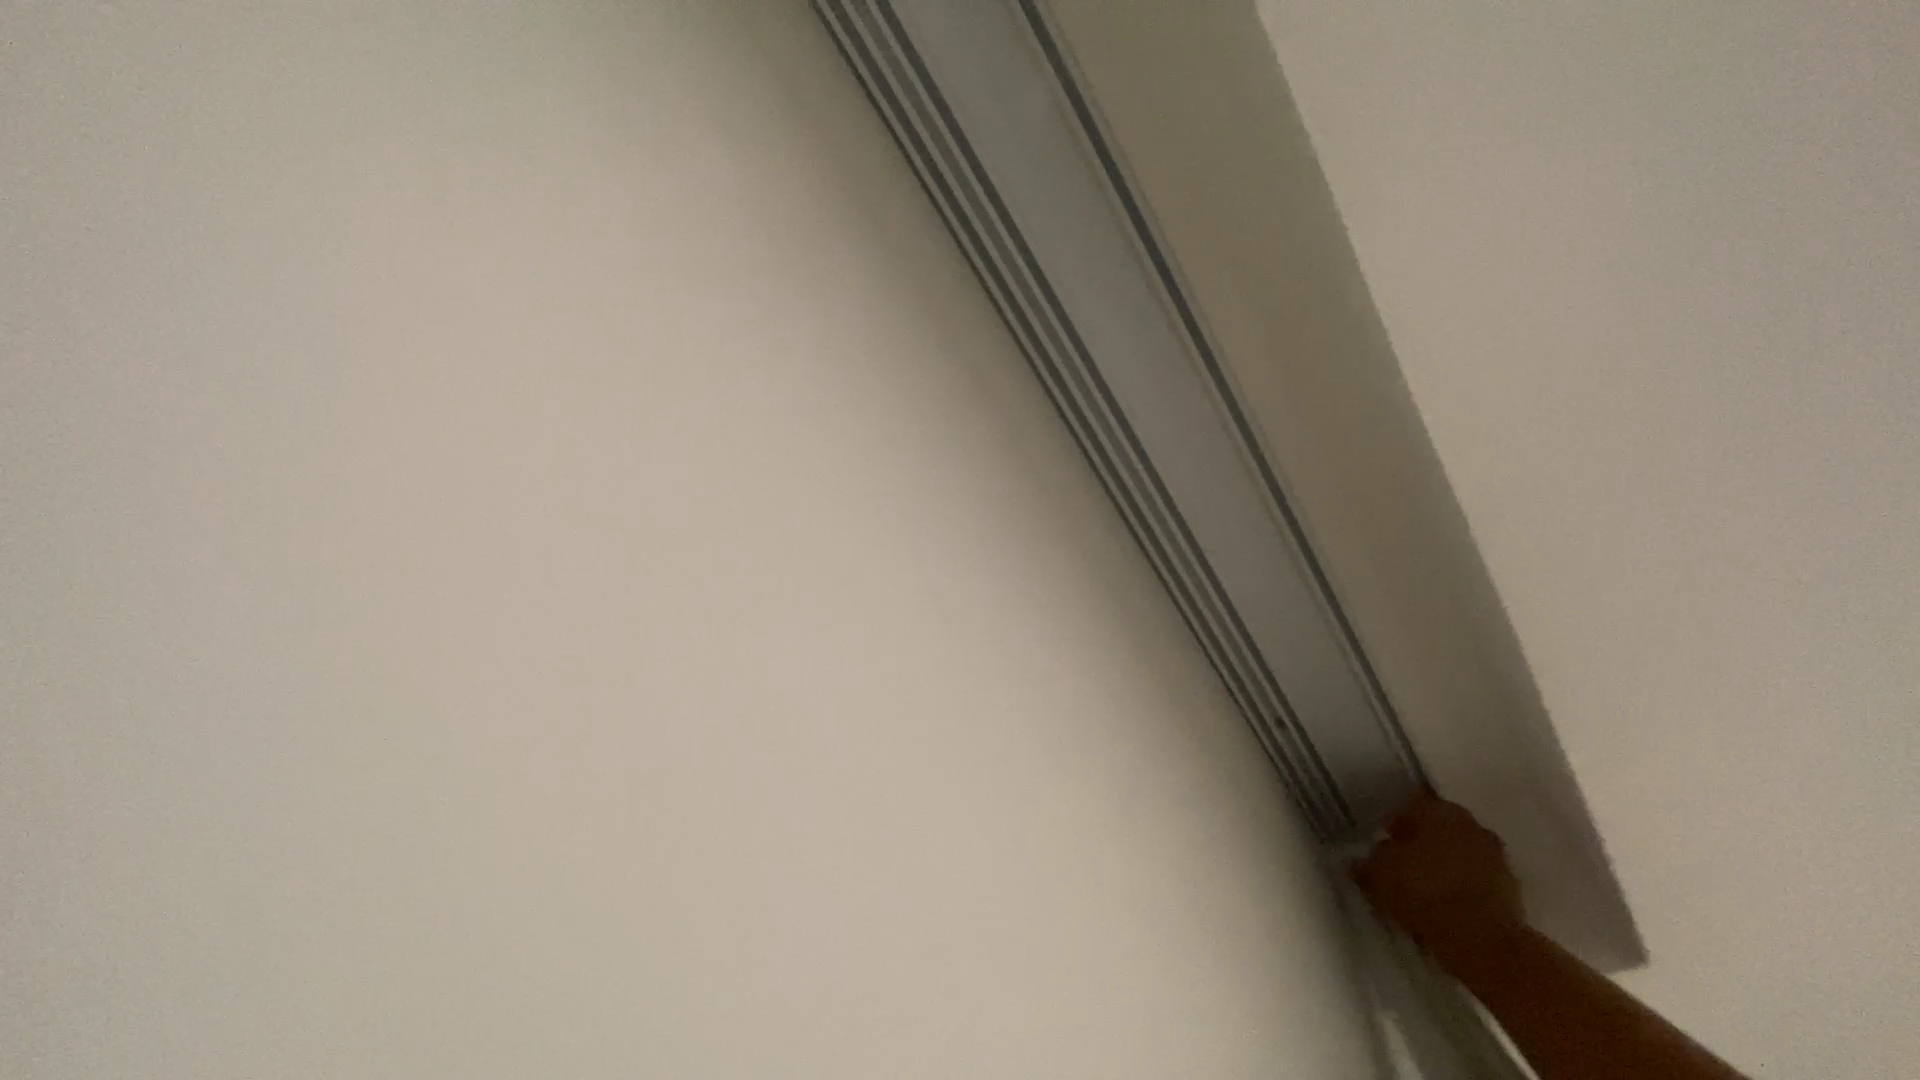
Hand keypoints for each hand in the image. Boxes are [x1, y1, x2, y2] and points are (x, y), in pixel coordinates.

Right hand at [1351, 791, 1525, 960]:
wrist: (1483, 941)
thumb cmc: (1424, 892)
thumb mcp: (1380, 874)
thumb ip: (1370, 861)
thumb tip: (1365, 859)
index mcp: (1441, 812)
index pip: (1412, 807)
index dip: (1394, 824)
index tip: (1383, 841)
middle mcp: (1473, 827)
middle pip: (1439, 830)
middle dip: (1421, 844)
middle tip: (1400, 864)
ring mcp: (1497, 858)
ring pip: (1460, 855)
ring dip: (1443, 867)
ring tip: (1421, 890)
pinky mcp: (1511, 891)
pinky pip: (1476, 881)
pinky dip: (1461, 888)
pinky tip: (1444, 907)